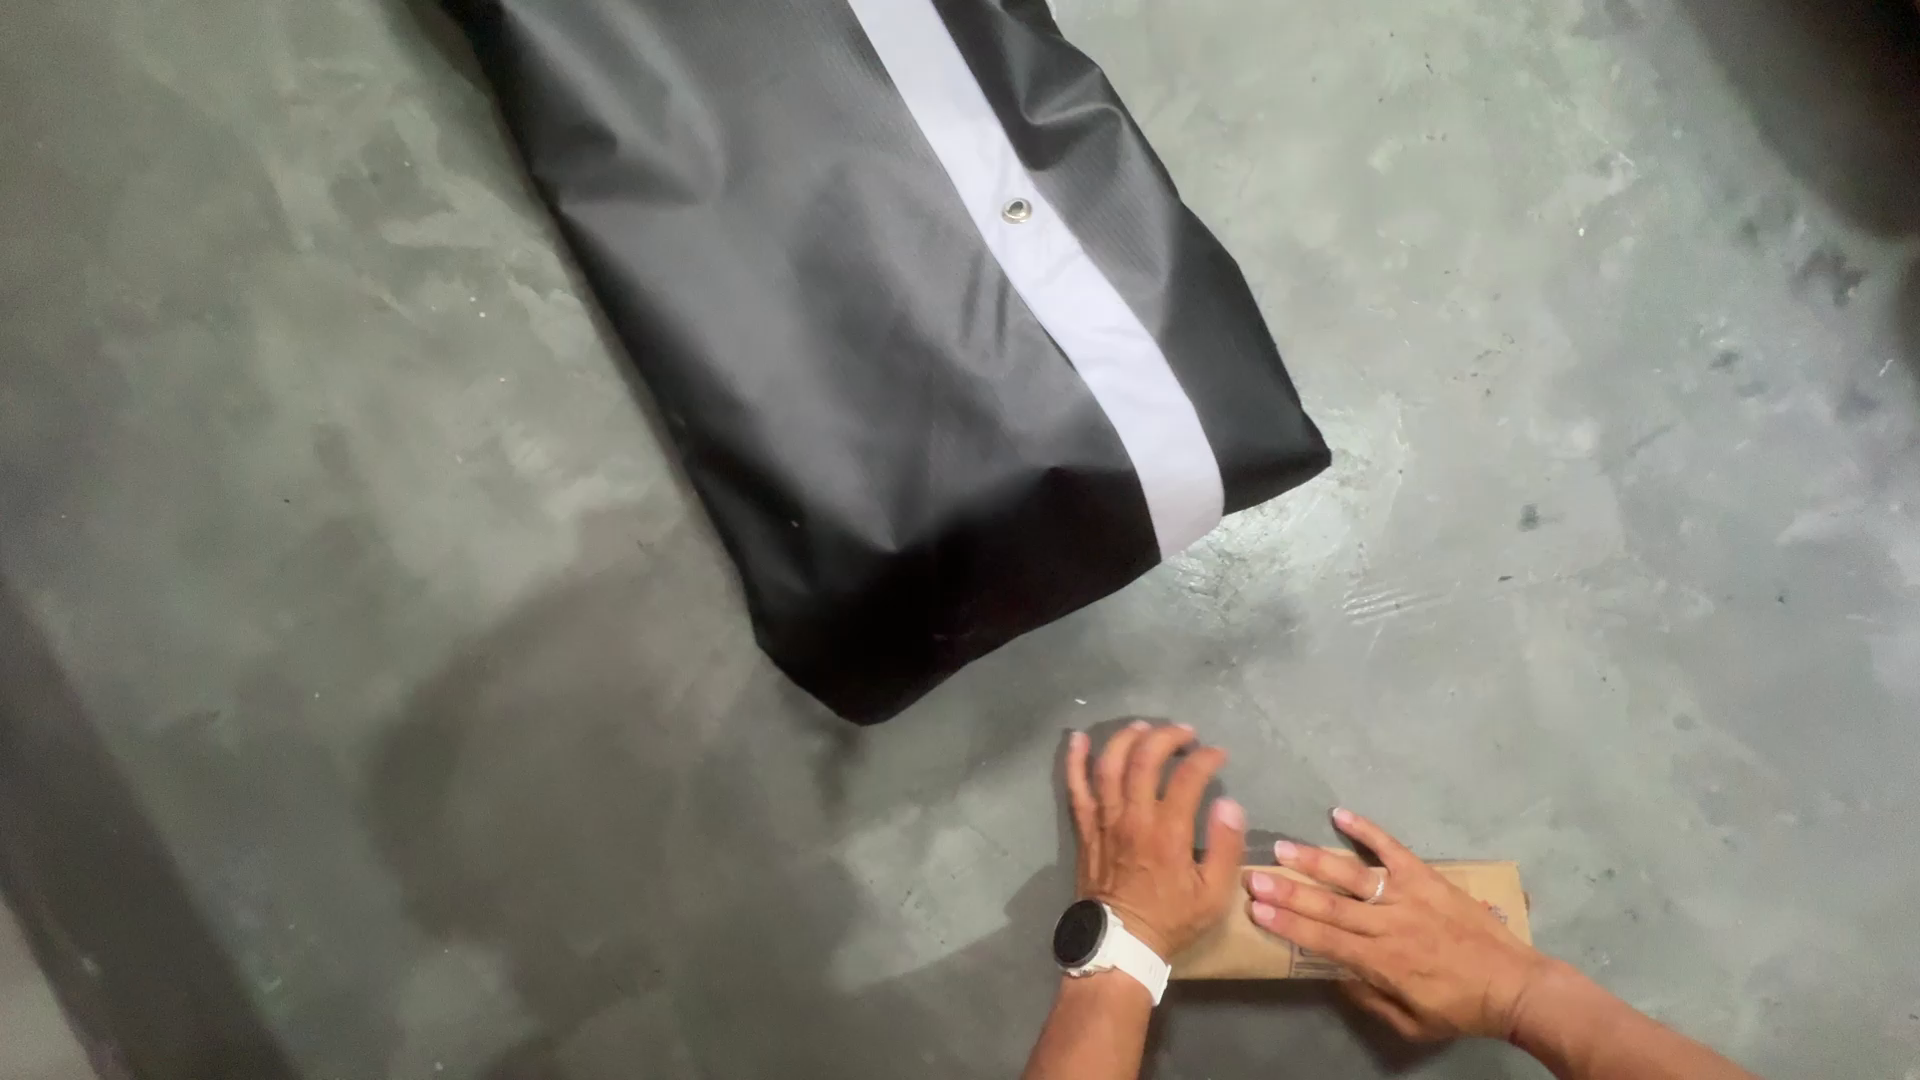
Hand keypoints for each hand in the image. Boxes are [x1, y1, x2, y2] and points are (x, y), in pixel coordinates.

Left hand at [1064, 720, 1246, 959]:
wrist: (1121, 943)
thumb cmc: (1170, 919)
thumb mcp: (1213, 895)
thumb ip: (1225, 847)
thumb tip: (1229, 803)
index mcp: (1168, 832)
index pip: (1187, 778)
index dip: (1205, 759)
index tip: (1217, 754)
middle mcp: (1133, 816)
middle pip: (1145, 759)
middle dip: (1166, 737)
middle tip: (1184, 733)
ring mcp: (1104, 818)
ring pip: (1110, 764)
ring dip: (1126, 738)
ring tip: (1144, 726)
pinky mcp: (1084, 825)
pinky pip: (1075, 786)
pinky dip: (1074, 759)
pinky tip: (1078, 738)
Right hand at [1245, 808, 1556, 1041]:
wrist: (1518, 986)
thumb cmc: (1461, 1007)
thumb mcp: (1414, 1024)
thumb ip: (1370, 999)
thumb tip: (1334, 972)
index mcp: (1384, 963)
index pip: (1325, 941)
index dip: (1288, 925)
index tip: (1257, 911)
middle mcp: (1389, 926)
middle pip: (1330, 907)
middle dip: (1288, 893)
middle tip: (1254, 877)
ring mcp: (1407, 896)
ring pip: (1352, 876)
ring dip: (1314, 861)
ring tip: (1282, 847)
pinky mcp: (1425, 877)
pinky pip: (1391, 848)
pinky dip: (1366, 830)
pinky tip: (1339, 814)